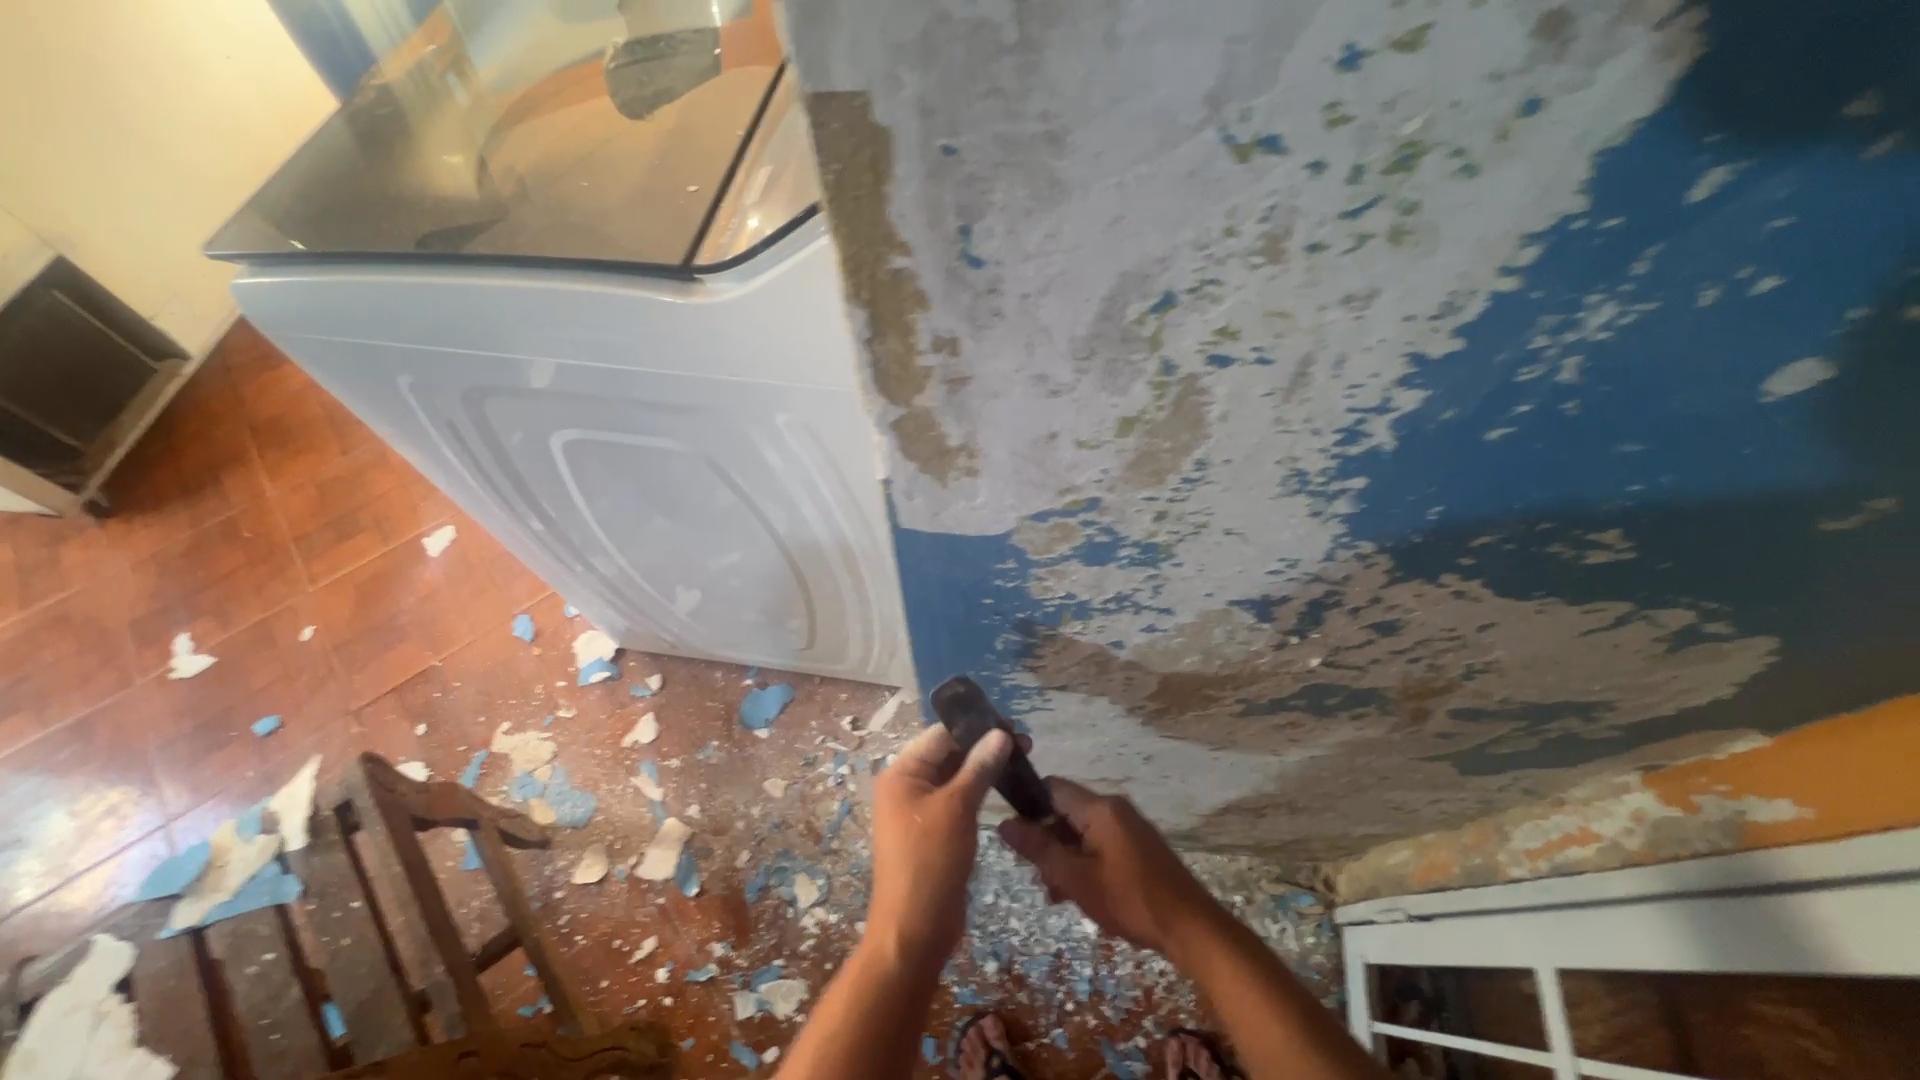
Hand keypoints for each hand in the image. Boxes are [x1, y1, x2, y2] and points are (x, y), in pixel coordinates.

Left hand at [866, 724, 1013, 969]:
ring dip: (985, 768)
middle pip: (948, 753)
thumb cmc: (930, 860)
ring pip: (956, 777)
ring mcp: (920, 810)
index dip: (975, 726)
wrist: (915, 928)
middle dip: (984, 746)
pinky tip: (1006, 788)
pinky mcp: (934, 831)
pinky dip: (979, 791)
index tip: (1013, 724)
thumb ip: (979, 767)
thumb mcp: (957, 808)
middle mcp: (906, 786)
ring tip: (1023, 761)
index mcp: (902, 773)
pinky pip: (958, 800)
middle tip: (1026, 744)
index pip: (941, 734)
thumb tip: (1001, 734)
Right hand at [998, 778, 1222, 956]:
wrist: (1190, 927)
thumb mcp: (1075, 878)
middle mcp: (1115, 808)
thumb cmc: (1129, 900)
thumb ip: (1039, 849)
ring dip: (1065, 858)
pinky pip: (1101, 844)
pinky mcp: (1139, 847)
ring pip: (1082, 832)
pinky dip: (1085, 863)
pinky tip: (1081, 895)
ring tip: (1058, 895)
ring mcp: (1130, 827)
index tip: (1016, 839)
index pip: (1051, 788)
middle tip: (1039, 878)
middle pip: (1066, 812)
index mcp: (1099, 808)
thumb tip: (1003, 824)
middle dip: (1047, 842)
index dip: (1028, 808)